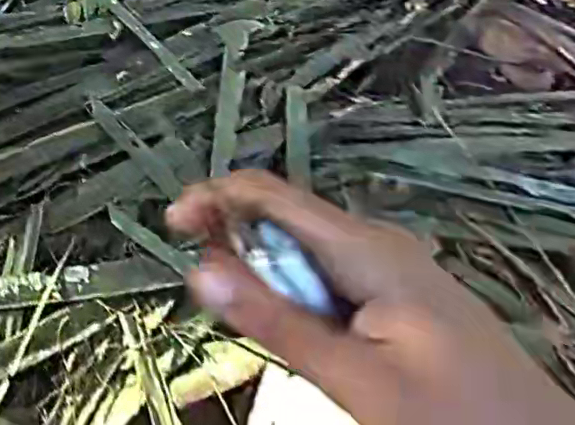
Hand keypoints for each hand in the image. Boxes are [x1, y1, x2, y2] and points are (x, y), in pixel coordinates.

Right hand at [166, 171, 574, 424]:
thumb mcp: (360, 383)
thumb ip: (275, 322)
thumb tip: (195, 270)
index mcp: (366, 246)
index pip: (264, 190)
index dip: (210, 196)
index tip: (172, 228)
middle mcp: (376, 241)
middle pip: (280, 215)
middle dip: (234, 239)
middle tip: (212, 285)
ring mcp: (393, 267)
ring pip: (302, 247)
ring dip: (264, 270)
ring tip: (252, 315)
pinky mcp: (402, 296)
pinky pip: (328, 273)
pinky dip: (296, 290)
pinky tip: (302, 331)